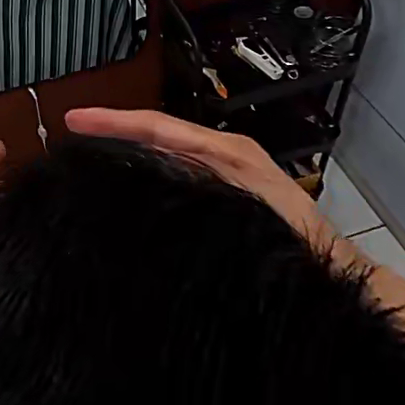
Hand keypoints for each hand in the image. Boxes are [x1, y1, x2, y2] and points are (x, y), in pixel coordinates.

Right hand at [64, 108, 368, 276]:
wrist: (336, 284)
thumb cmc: (295, 246)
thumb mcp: (249, 206)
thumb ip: (206, 182)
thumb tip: (145, 170)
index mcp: (225, 153)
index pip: (158, 127)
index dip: (113, 122)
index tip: (73, 120)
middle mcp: (220, 157)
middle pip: (156, 134)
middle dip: (113, 132)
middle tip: (68, 137)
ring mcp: (220, 177)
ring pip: (162, 155)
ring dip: (126, 154)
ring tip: (84, 160)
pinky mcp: (220, 198)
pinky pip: (174, 177)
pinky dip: (145, 176)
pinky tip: (122, 193)